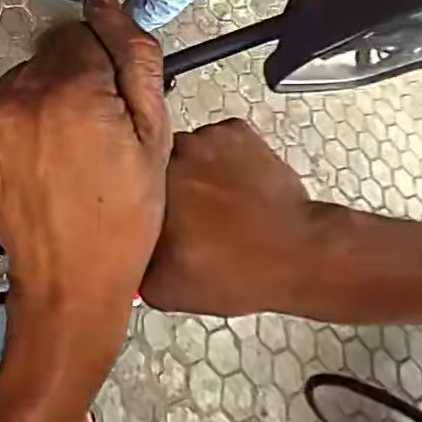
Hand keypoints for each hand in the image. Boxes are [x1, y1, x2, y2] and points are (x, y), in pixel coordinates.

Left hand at [0, 0, 170, 388]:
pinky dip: (16, 124)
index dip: (104, 67)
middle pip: (49, 55)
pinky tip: (37, 161)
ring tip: (65, 152)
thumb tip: (104, 3)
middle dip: (74, 82)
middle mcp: (17, 98)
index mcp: (71, 92)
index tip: (111, 103)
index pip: (82, 32)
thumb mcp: (154, 134)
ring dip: (43, 101)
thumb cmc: (122, 216)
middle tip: (93, 134)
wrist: (70, 276)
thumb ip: (133, 56)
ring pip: (22, 80)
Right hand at [141, 119, 323, 316]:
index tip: (154, 222)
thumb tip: (123, 253)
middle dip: (167, 189)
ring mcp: (208, 137)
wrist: (299, 253)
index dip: (138, 206)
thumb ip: (132, 265)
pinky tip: (236, 189)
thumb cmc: (236, 271)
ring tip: (217, 205)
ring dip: (195, 173)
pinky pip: (217, 142)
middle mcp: (173, 153)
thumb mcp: (165, 290)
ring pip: (186, 152)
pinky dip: (224, 160)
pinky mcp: (236, 132)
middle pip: (154, 167)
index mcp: (150, 186)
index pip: (125, 186)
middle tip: (187, 219)